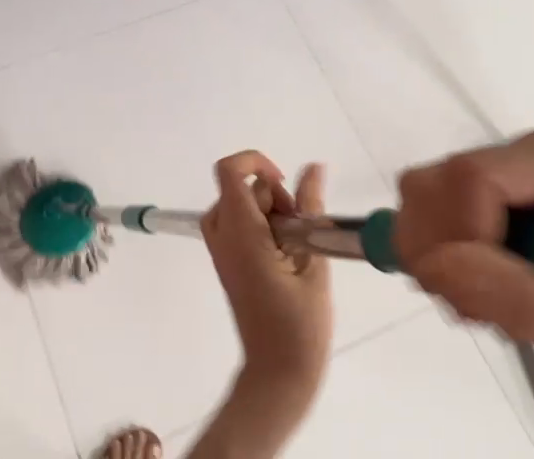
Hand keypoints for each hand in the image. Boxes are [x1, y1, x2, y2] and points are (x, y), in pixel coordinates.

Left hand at [201, 151, 334, 401]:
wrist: (278, 370)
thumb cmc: (302, 321)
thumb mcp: (313, 260)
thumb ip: (310, 207)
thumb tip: (314, 167)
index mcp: (239, 232)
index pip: (229, 170)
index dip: (256, 163)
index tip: (285, 188)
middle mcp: (221, 235)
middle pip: (240, 188)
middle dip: (273, 197)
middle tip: (301, 231)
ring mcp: (219, 249)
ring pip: (240, 205)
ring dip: (269, 213)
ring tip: (296, 248)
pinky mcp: (225, 261)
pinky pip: (238, 224)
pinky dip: (261, 227)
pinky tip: (285, 255)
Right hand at [394, 133, 533, 458]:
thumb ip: (531, 303)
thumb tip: (439, 263)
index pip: (475, 176)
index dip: (460, 237)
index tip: (482, 302)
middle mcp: (528, 158)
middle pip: (437, 183)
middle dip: (442, 254)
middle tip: (482, 313)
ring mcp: (498, 175)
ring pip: (418, 197)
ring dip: (432, 262)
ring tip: (484, 305)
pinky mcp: (472, 198)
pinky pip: (416, 214)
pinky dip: (426, 261)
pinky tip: (470, 289)